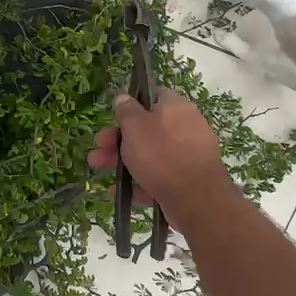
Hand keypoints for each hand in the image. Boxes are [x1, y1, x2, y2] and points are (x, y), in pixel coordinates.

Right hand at [88, 89, 235, 226]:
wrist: (196, 199)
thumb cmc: (160, 154)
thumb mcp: (134, 126)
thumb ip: (126, 109)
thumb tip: (124, 96)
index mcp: (176, 108)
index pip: (153, 96)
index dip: (131, 104)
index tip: (114, 117)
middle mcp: (187, 127)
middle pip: (147, 128)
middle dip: (117, 139)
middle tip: (99, 148)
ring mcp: (189, 154)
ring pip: (150, 153)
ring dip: (123, 161)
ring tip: (100, 170)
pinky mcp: (189, 178)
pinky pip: (159, 174)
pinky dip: (139, 181)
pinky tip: (119, 191)